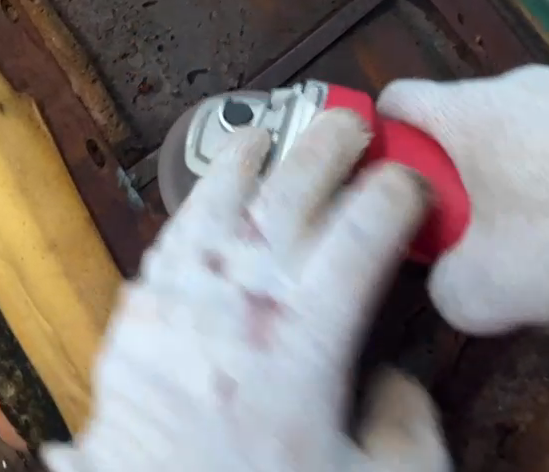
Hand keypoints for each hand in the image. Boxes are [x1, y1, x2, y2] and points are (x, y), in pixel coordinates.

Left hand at [46, 109, 447, 471]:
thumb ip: (407, 427)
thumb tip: (398, 374)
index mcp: (302, 346)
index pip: (355, 246)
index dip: (387, 202)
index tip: (408, 180)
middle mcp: (237, 303)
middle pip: (285, 204)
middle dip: (322, 154)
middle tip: (348, 121)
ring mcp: (181, 293)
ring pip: (219, 201)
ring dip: (248, 159)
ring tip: (271, 128)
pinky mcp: (139, 301)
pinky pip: (173, 231)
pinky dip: (196, 197)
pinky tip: (211, 181)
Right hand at [380, 66, 548, 358]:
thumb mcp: (501, 288)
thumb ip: (449, 287)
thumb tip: (448, 287)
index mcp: (465, 113)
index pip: (394, 101)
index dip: (392, 142)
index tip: (411, 189)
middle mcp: (517, 84)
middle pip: (472, 123)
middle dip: (477, 170)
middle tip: (507, 230)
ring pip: (541, 128)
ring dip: (544, 168)